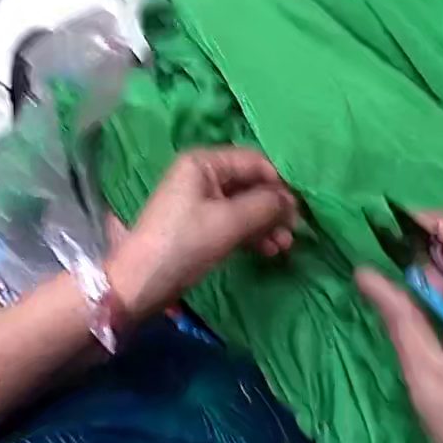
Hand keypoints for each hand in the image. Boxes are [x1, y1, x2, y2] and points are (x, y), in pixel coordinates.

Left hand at [105, 148, 296, 320]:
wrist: (141, 282)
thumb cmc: (184, 243)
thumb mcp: (228, 222)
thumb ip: (264, 205)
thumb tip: (292, 200)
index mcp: (203, 162)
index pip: (254, 160)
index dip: (280, 181)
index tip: (301, 207)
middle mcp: (202, 174)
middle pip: (251, 182)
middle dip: (274, 206)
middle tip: (294, 231)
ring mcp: (201, 200)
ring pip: (245, 204)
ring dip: (267, 223)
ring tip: (284, 246)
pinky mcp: (201, 224)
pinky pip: (235, 220)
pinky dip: (252, 232)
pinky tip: (269, 250)